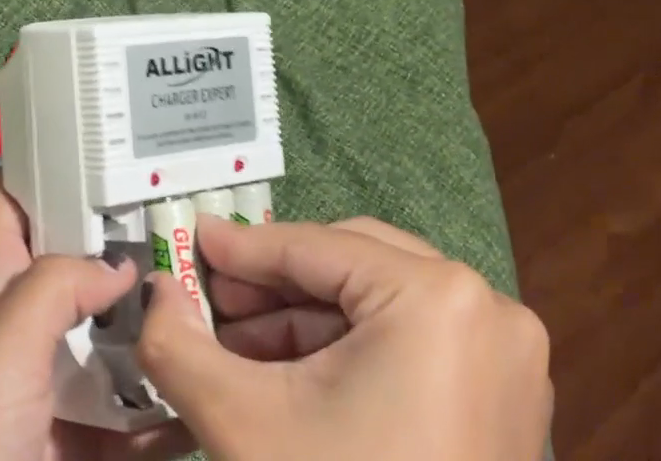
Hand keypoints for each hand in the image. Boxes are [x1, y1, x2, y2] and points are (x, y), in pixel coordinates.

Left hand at [0, 175, 195, 460]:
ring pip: (105, 347)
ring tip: (211, 318)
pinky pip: (122, 422)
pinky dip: (161, 415)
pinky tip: (200, 405)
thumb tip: (118, 264)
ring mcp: (43, 392)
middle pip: (75, 273)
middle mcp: (17, 330)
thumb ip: (52, 290)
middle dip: (127, 256)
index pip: (12, 204)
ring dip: (152, 335)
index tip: (114, 154)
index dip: (51, 171)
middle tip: (192, 241)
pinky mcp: (67, 445)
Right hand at [137, 215, 552, 460]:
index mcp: (436, 297)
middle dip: (273, 285)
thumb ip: (177, 342)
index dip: (243, 247)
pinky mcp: (505, 397)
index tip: (191, 241)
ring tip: (237, 343)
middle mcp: (486, 309)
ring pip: (379, 303)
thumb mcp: (243, 418)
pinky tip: (289, 375)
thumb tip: (154, 291)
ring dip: (303, 318)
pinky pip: (412, 342)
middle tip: (212, 300)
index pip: (315, 246)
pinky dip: (348, 350)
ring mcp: (506, 355)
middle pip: (351, 264)